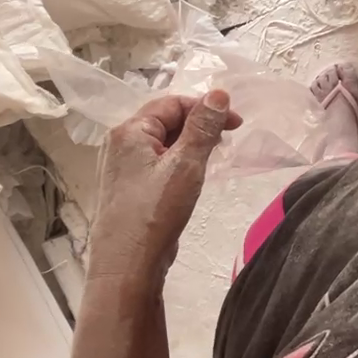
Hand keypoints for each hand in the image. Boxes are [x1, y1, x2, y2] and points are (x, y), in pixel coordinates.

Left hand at [85, 89, 242, 288]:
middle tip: (228, 140)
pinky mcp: (131, 188)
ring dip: (192, 144)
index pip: (172, 103)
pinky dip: (181, 162)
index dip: (206, 108)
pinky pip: (160, 163)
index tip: (236, 124)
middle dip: (200, 125)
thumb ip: (203, 127)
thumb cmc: (155, 210)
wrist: (128, 263)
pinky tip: (196, 176)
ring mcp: (124, 167)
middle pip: (166, 120)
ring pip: (165, 143)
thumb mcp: (186, 164)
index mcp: (130, 131)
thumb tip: (218, 93)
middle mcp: (121, 143)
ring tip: (215, 158)